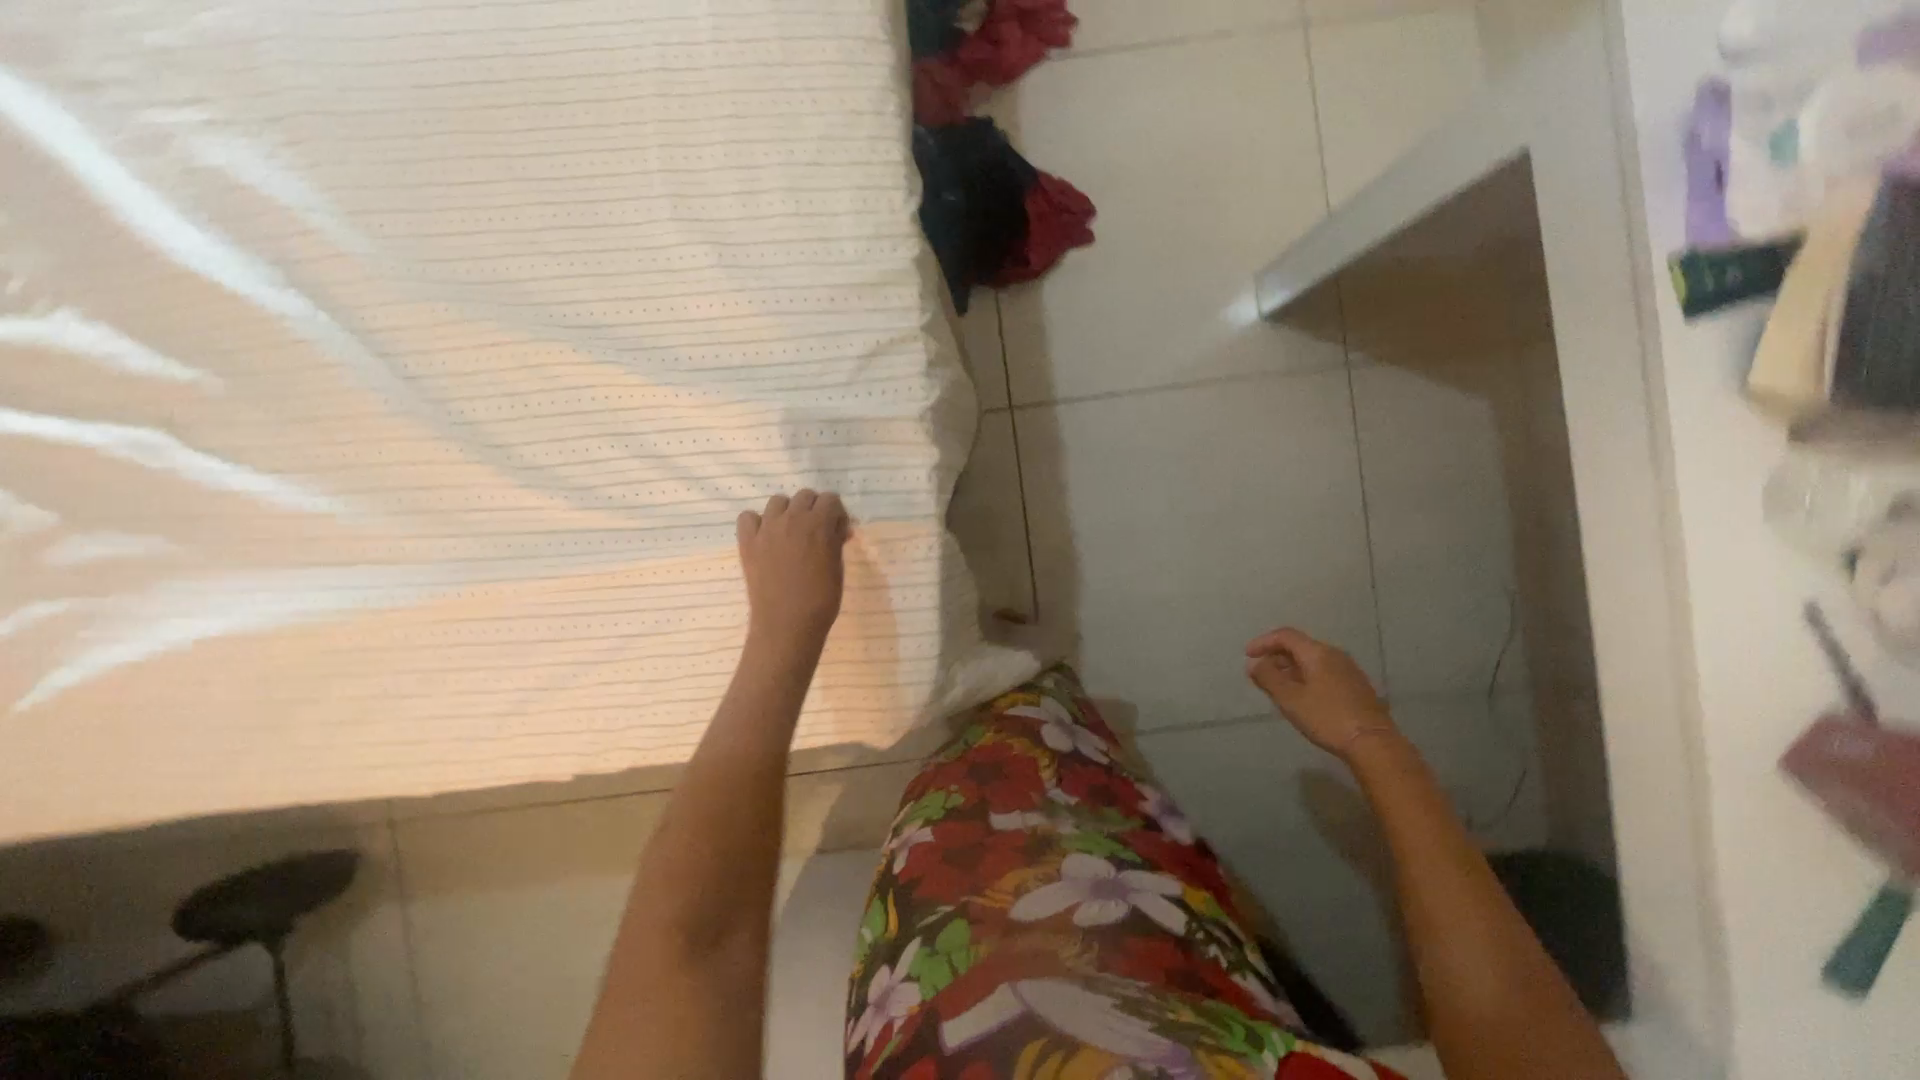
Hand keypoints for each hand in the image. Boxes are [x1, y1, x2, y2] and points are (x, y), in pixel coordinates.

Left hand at [737, 490, 849, 646]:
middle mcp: (792, 519)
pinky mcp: (748, 542)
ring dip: (787, 512)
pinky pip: (748, 517)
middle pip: (804, 496)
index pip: (830, 499)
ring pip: (777, 501)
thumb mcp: (837, 567)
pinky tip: (765, 538)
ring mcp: (767, 528)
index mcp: (819, 524)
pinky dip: (757, 522)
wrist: (787, 623)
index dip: (836, 513)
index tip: (836, 530)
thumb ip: (836, 541)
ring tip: (790, 533)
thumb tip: (838, 529)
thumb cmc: (821, 600)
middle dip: (813, 509)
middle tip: (815, 531)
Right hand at [1245, 628, 1398, 761]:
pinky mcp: (1356, 686)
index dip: (1263, 642)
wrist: (1372, 742)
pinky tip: (1302, 696)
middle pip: (1300, 646)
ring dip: (1291, 668)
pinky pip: (1324, 672)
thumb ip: (1268, 678)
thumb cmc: (1326, 717)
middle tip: (1261, 673)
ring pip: (1313, 660)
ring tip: (1278, 686)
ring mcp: (1349, 670)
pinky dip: (1307, 677)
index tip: (1247, 655)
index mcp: (1317, 653)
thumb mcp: (1290, 699)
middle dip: (1276, 656)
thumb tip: (1254, 664)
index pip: (1286, 636)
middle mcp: (1335, 655)